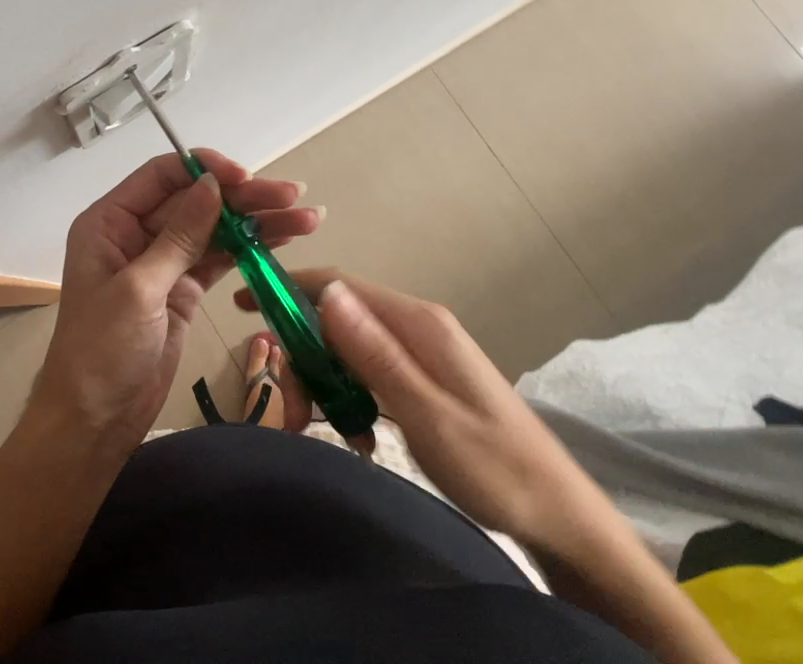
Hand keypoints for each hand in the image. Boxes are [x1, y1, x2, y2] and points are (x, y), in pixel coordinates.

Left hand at [34, 149, 320, 446]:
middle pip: (195, 201)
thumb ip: (179, 236)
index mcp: (109, 222)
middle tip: (295, 196)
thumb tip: (212, 185)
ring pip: (213, 229)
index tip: (247, 179)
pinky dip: (250, 250)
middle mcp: (135, 233)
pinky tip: (283, 239)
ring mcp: (162, 262)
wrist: (96, 418)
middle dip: (244, 197)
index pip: (161, 176)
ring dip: (257, 222)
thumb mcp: (140, 289)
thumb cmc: (103, 351)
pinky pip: (219, 259)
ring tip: (308, 217)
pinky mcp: (184, 290)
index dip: (205, 170)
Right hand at [238, 270, 598, 550]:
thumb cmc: (496, 468)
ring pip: (346, 349)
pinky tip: (353, 435)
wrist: (559, 515)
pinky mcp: (421, 380)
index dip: (287, 290)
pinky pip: (365, 373)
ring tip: (318, 429)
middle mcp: (416, 328)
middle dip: (302, 357)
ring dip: (322, 383)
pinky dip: (346, 398)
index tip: (243, 308)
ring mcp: (420, 354)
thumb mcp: (426, 414)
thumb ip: (375, 353)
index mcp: (419, 325)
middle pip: (336, 320)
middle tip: (293, 414)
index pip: (339, 286)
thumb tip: (326, 293)